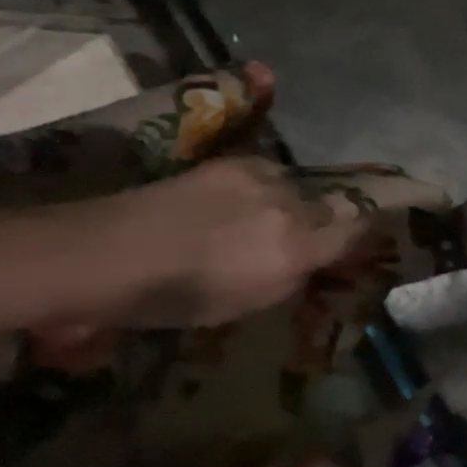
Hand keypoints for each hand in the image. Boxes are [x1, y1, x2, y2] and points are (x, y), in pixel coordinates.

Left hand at [94, 156, 367, 326]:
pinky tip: (235, 199)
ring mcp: (268, 181)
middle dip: (327, 219)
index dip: (362, 237)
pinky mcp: (238, 162)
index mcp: (299, 250)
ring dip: (290, 202)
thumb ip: (292, 277)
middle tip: (303, 236)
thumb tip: (317, 261)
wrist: (104, 254)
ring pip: (300, 189)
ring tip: (260, 217)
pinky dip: (262, 185)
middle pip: (335, 206)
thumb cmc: (170, 297)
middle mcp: (295, 209)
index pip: (358, 230)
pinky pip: (269, 172)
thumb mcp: (243, 303)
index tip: (356, 246)